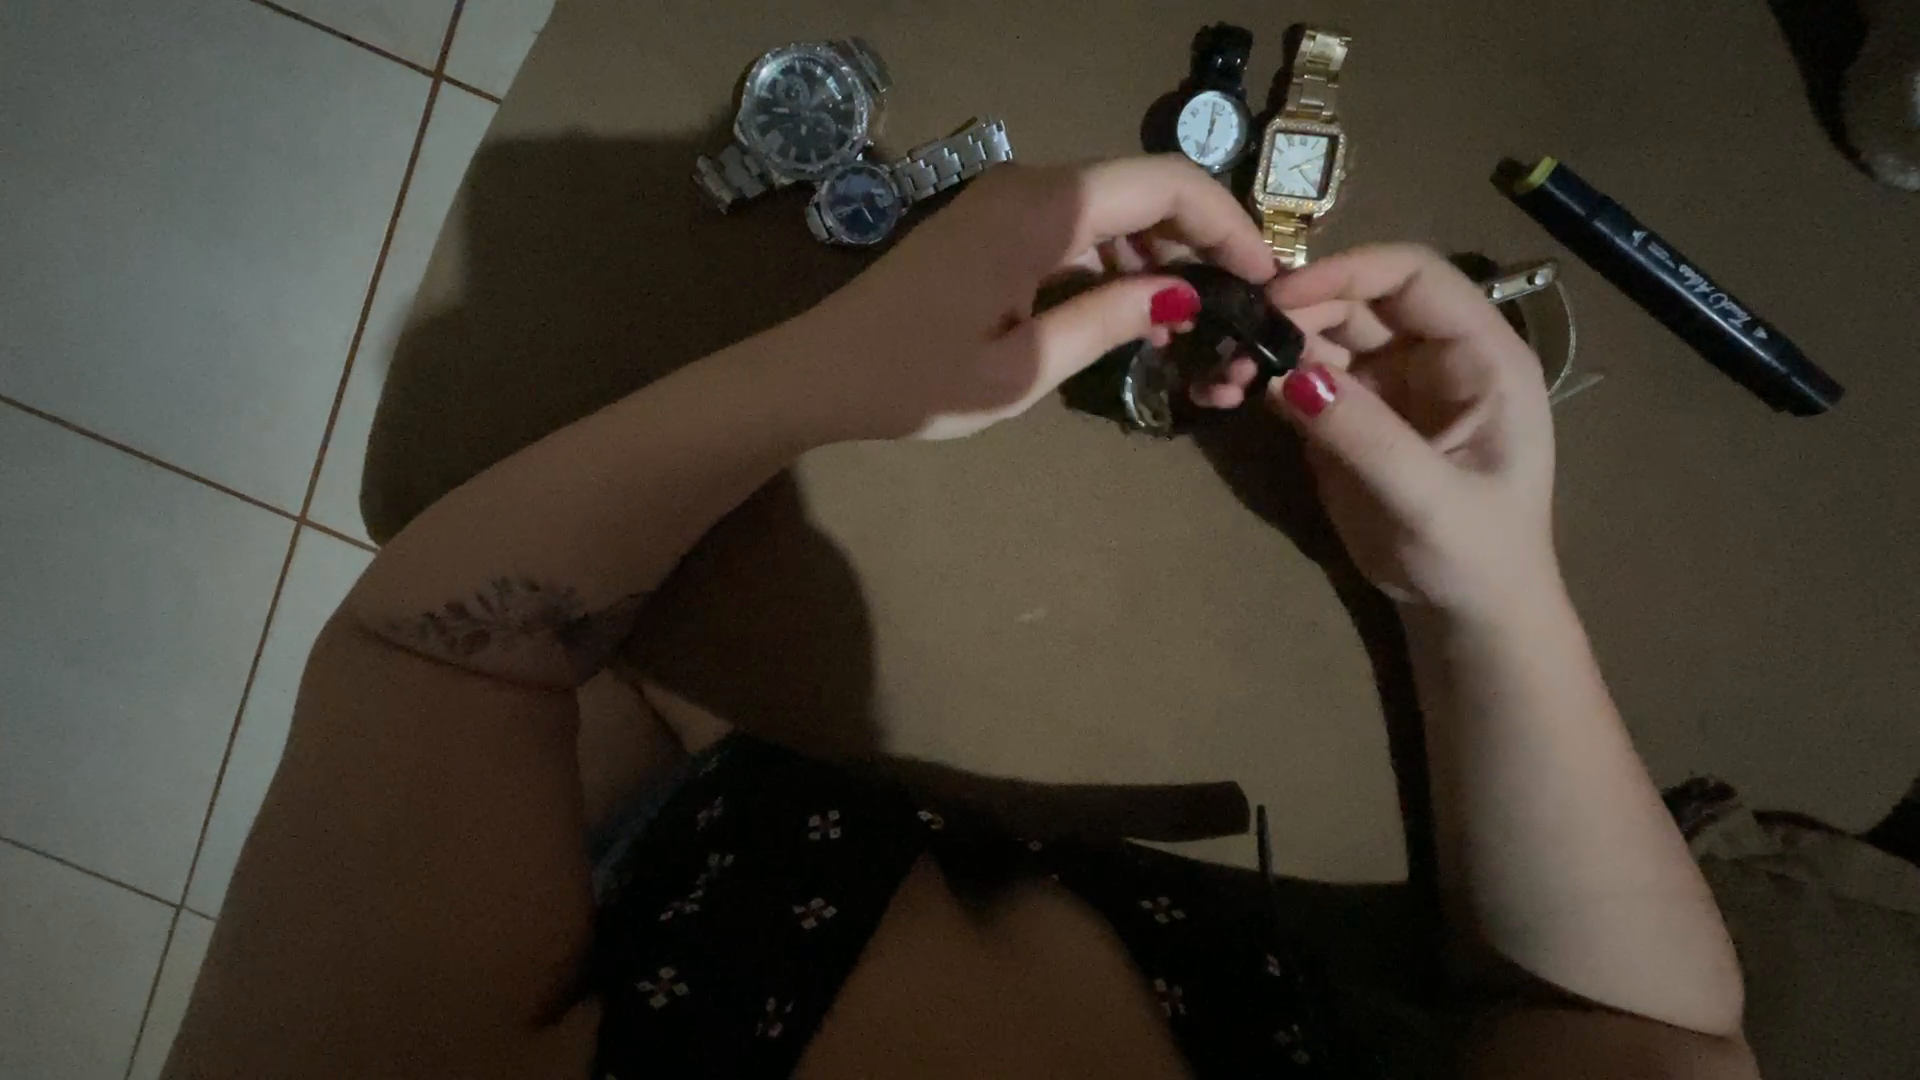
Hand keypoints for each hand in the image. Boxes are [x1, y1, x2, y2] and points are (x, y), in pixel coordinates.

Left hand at [784, 155, 1276, 440]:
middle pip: (1139, 192)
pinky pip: (1066, 231)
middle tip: (1225, 313)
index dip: (1226, 224)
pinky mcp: (983, 229)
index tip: (1262, 277)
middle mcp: (1027, 186)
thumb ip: (1107, 323)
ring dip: (1149, 260)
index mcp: (1044, 212)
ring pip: (1103, 213)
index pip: (1165, 185)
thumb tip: (1182, 296)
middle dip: (1193, 244)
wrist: (820, 375)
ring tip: (1177, 327)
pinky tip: (1118, 314)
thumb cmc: (917, 381)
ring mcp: (1000, 204)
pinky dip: (1103, 266)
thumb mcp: (1023, 369)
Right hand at [1194, 245, 1558, 615]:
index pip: (1412, 278)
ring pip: (1314, 341)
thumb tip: (1286, 374)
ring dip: (1264, 349)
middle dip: (1291, 316)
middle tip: (1233, 344)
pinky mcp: (1338, 418)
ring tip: (1220, 377)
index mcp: (1476, 355)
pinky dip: (1255, 382)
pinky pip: (1291, 382)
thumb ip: (1364, 434)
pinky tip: (1221, 393)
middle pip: (1351, 304)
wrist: (1456, 606)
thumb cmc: (1472, 552)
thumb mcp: (1427, 497)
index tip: (1278, 298)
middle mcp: (1424, 357)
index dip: (1346, 273)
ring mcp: (1377, 386)